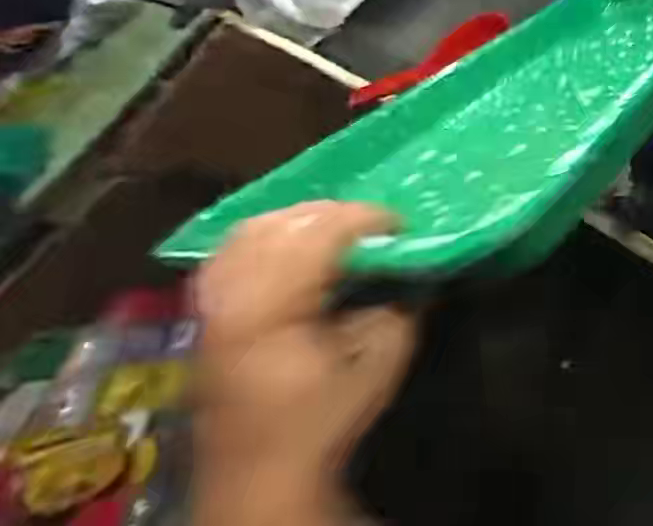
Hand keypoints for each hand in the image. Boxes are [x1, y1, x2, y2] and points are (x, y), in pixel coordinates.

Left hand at [193, 202, 415, 525]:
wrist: (262, 468)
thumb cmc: (329, 411)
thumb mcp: (386, 352)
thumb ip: (401, 297)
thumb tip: (416, 259)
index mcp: (270, 311)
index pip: (317, 234)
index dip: (368, 219)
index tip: (405, 228)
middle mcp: (229, 301)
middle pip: (280, 225)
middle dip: (339, 213)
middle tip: (380, 226)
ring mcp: (209, 307)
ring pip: (250, 232)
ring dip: (305, 220)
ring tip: (346, 230)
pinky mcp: (207, 314)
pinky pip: (233, 252)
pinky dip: (274, 236)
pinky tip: (306, 245)